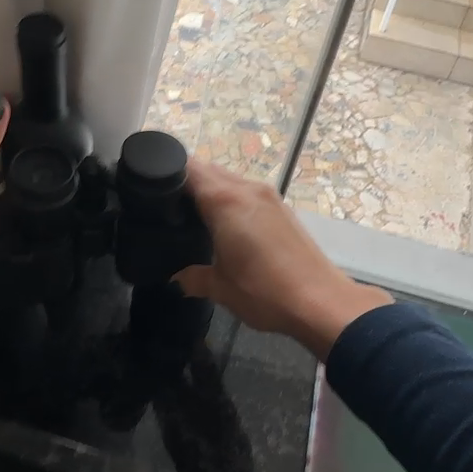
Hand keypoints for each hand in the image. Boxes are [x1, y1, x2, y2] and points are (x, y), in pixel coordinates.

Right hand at [171, 161, 391, 357]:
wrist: (321, 302)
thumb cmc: (264, 292)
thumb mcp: (220, 288)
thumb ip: (193, 278)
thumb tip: (177, 279)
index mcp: (225, 201)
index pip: (189, 169)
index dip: (168, 174)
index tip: (152, 189)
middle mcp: (247, 189)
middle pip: (209, 170)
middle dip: (188, 182)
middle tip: (168, 205)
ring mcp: (268, 196)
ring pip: (230, 180)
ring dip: (212, 191)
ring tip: (194, 216)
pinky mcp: (283, 209)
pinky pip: (247, 193)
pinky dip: (232, 200)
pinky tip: (226, 226)